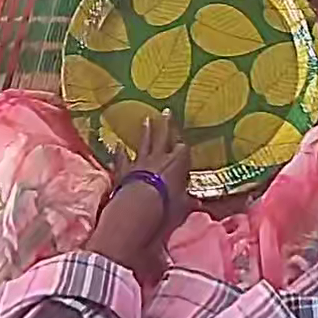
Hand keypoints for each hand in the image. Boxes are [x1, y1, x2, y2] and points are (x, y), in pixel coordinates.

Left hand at [84, 110, 193, 276]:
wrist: (139, 206)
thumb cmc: (166, 205)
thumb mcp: (182, 206)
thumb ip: (189, 202)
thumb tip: (200, 204)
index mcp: (176, 163)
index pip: (182, 150)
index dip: (183, 145)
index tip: (183, 141)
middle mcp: (159, 158)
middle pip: (164, 137)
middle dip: (166, 124)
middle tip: (166, 111)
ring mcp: (141, 162)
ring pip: (144, 143)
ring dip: (146, 131)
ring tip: (146, 119)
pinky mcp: (125, 169)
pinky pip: (123, 158)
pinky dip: (120, 152)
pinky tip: (118, 145)